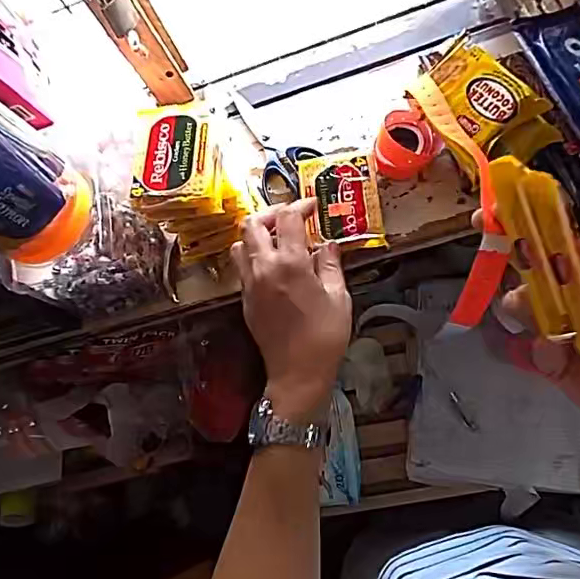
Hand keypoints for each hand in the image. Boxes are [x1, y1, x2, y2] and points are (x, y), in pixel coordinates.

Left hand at [232, 198, 350, 418]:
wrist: (297, 373)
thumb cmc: (325, 336)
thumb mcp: (338, 297)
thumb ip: (331, 265)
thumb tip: (328, 244)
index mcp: (290, 263)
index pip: (287, 217)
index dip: (301, 205)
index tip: (313, 207)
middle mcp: (263, 268)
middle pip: (253, 223)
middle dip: (272, 214)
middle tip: (291, 218)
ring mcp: (249, 284)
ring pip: (240, 243)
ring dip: (257, 235)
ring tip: (278, 241)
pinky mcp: (244, 299)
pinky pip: (241, 266)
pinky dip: (253, 256)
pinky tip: (273, 266)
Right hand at [503, 235, 579, 438]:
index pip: (563, 255)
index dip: (540, 238)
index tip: (521, 224)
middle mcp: (572, 304)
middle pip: (534, 279)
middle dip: (516, 266)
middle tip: (514, 259)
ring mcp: (559, 334)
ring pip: (526, 312)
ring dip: (523, 307)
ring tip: (535, 311)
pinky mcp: (553, 366)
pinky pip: (534, 352)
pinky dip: (539, 350)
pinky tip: (558, 354)